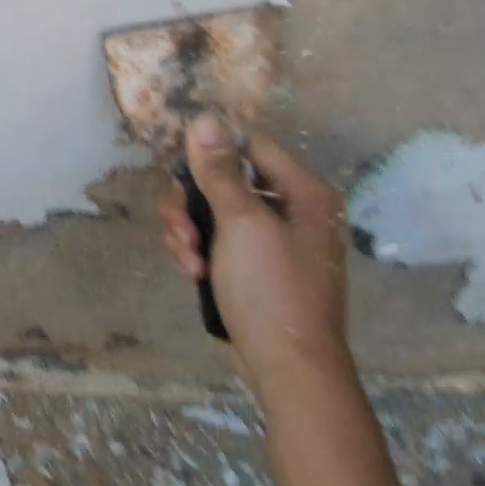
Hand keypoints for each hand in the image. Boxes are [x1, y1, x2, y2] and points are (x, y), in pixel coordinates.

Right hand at [159, 117, 352, 385]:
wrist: (287, 365)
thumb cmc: (271, 288)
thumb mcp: (241, 223)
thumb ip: (219, 171)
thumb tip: (205, 120)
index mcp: (304, 195)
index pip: (250, 147)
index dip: (212, 155)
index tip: (180, 174)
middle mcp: (293, 211)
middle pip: (223, 180)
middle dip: (191, 204)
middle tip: (181, 228)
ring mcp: (274, 240)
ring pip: (212, 211)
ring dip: (188, 230)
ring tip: (188, 258)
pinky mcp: (255, 265)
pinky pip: (216, 239)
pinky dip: (199, 251)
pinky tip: (194, 271)